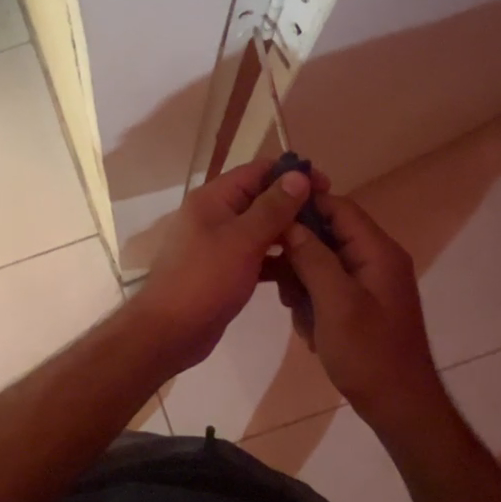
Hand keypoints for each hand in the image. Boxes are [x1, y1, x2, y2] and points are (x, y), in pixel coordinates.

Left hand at [132, 158, 321, 371]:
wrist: (170, 330)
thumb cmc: (206, 279)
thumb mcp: (243, 239)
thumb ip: (273, 207)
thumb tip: (299, 174)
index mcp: (214, 198)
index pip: (257, 171)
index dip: (292, 174)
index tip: (326, 186)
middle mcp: (215, 215)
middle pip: (260, 198)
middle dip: (294, 206)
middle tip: (330, 220)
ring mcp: (218, 244)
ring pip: (260, 229)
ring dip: (288, 233)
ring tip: (323, 244)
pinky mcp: (224, 270)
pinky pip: (256, 255)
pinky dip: (276, 259)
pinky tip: (302, 270)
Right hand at [270, 195, 445, 416]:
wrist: (400, 406)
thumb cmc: (369, 354)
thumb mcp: (335, 303)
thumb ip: (312, 258)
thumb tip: (288, 222)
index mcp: (378, 252)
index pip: (338, 207)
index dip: (303, 205)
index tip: (266, 215)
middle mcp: (376, 259)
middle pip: (326, 234)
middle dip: (298, 255)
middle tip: (276, 280)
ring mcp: (369, 283)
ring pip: (321, 263)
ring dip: (301, 283)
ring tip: (295, 310)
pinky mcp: (360, 304)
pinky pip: (326, 287)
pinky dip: (311, 302)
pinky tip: (309, 328)